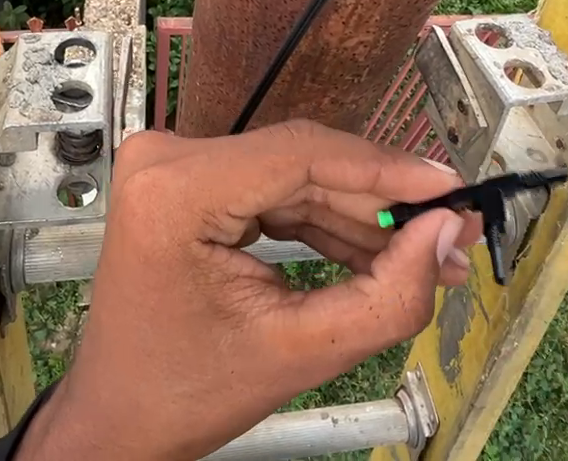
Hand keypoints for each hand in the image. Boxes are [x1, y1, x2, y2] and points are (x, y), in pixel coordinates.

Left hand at [18, 120, 482, 460]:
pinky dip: (323, 219)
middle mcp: (168, 158)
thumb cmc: (183, 392)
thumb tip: (445, 232)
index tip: (449, 187)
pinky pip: (273, 190)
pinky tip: (374, 248)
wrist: (118, 413)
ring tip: (424, 250)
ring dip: (359, 214)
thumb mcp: (298, 352)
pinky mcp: (189, 179)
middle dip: (380, 200)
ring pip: (294, 175)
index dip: (385, 168)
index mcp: (176, 191)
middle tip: (449, 227)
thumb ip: (386, 296)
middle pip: (301, 162)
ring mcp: (174, 164)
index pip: (300, 154)